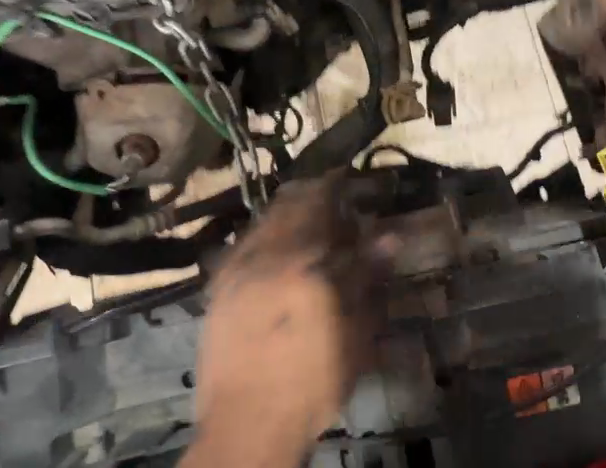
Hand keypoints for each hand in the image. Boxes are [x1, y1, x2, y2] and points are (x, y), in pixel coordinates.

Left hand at [185, 174, 388, 467]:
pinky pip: (243, 243)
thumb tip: (388, 237)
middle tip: (330, 198)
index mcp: (301, 261)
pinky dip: (263, 237)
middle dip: (310, 194)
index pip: (322, 203)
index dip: (338, 186)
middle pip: (288, 204)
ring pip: (263, 220)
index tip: (351, 181)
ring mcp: (234, 267)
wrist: (244, 424)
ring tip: (305, 224)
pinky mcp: (217, 286)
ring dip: (286, 214)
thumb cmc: (309, 384)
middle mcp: (263, 253)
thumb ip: (368, 279)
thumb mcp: (352, 336)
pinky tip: (274, 253)